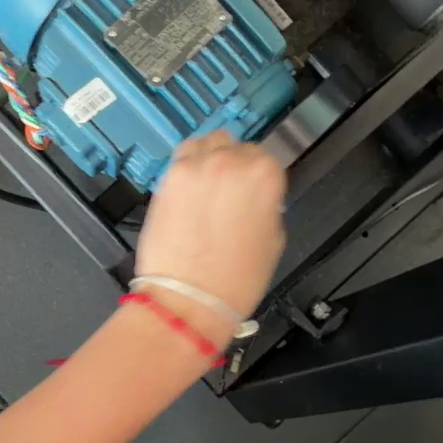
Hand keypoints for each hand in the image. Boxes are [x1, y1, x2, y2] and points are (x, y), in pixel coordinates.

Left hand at [134, 132, 286, 337]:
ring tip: (207, 183)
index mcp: (265, 176)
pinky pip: (180, 157)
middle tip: (230, 190)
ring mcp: (196, 167)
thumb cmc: (235, 280)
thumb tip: (260, 198)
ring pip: (206, 143)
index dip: (260, 177)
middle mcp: (231, 162)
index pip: (266, 158)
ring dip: (209, 157)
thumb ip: (268, 207)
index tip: (254, 190)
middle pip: (235, 146)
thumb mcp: (274, 241)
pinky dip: (186, 166)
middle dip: (235, 164)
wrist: (190, 300)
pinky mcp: (168, 178)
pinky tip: (188, 188)